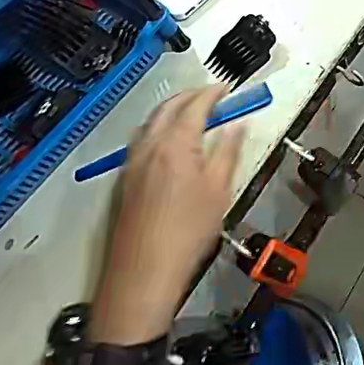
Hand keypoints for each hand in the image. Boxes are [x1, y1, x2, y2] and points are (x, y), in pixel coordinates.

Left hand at [93, 86, 244, 342]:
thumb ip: (229, 150)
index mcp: (174, 145)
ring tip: (194, 115)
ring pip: (150, 123)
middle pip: (167, 108)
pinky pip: (141, 141)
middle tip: (213, 97)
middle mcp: (148, 148)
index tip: (227, 90)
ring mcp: (131, 165)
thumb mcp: (220, 189)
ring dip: (172, 111)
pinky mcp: (125, 181)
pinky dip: (159, 128)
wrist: (143, 274)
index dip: (212, 94)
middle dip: (191, 97)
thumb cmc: (187, 232)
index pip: (194, 106)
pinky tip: (171, 143)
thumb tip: (238, 125)